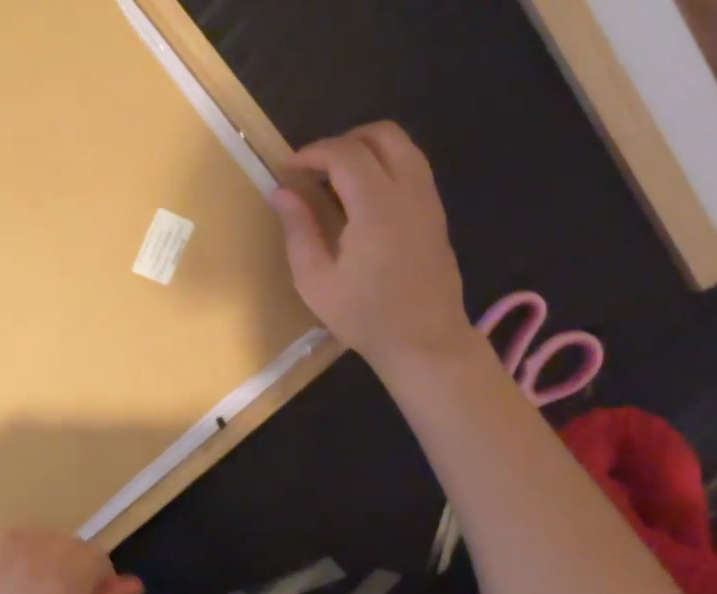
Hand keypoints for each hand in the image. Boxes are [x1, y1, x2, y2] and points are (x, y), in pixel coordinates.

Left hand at [0, 530, 143, 593]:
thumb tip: (133, 582)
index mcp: (68, 579)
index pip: (100, 558)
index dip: (101, 582)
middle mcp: (40, 555)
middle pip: (74, 545)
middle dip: (77, 568)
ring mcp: (9, 552)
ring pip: (47, 540)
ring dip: (52, 559)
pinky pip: (20, 542)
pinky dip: (27, 555)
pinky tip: (18, 587)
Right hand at [269, 121, 476, 366]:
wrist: (422, 337)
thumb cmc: (363, 315)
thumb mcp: (315, 280)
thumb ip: (298, 230)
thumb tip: (282, 192)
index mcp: (376, 205)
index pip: (346, 153)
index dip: (313, 153)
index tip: (287, 170)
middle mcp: (408, 189)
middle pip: (381, 134)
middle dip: (342, 142)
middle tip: (313, 169)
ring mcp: (427, 197)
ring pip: (401, 145)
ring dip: (365, 150)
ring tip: (334, 180)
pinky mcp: (434, 210)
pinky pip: (410, 166)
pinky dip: (382, 165)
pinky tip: (359, 198)